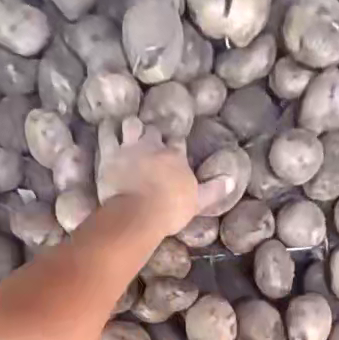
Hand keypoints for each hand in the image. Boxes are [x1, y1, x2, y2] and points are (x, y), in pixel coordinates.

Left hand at [97, 117, 228, 236]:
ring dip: (132, 127)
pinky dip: (107, 131)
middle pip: (154, 131)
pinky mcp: (110, 155)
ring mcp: (130, 148)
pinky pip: (107, 135)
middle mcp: (154, 146)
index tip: (174, 150)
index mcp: (176, 156)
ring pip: (132, 125)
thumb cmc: (170, 209)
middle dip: (153, 134)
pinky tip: (107, 128)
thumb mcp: (197, 202)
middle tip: (151, 142)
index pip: (178, 143)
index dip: (175, 146)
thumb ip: (213, 190)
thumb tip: (231, 180)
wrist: (139, 213)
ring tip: (131, 130)